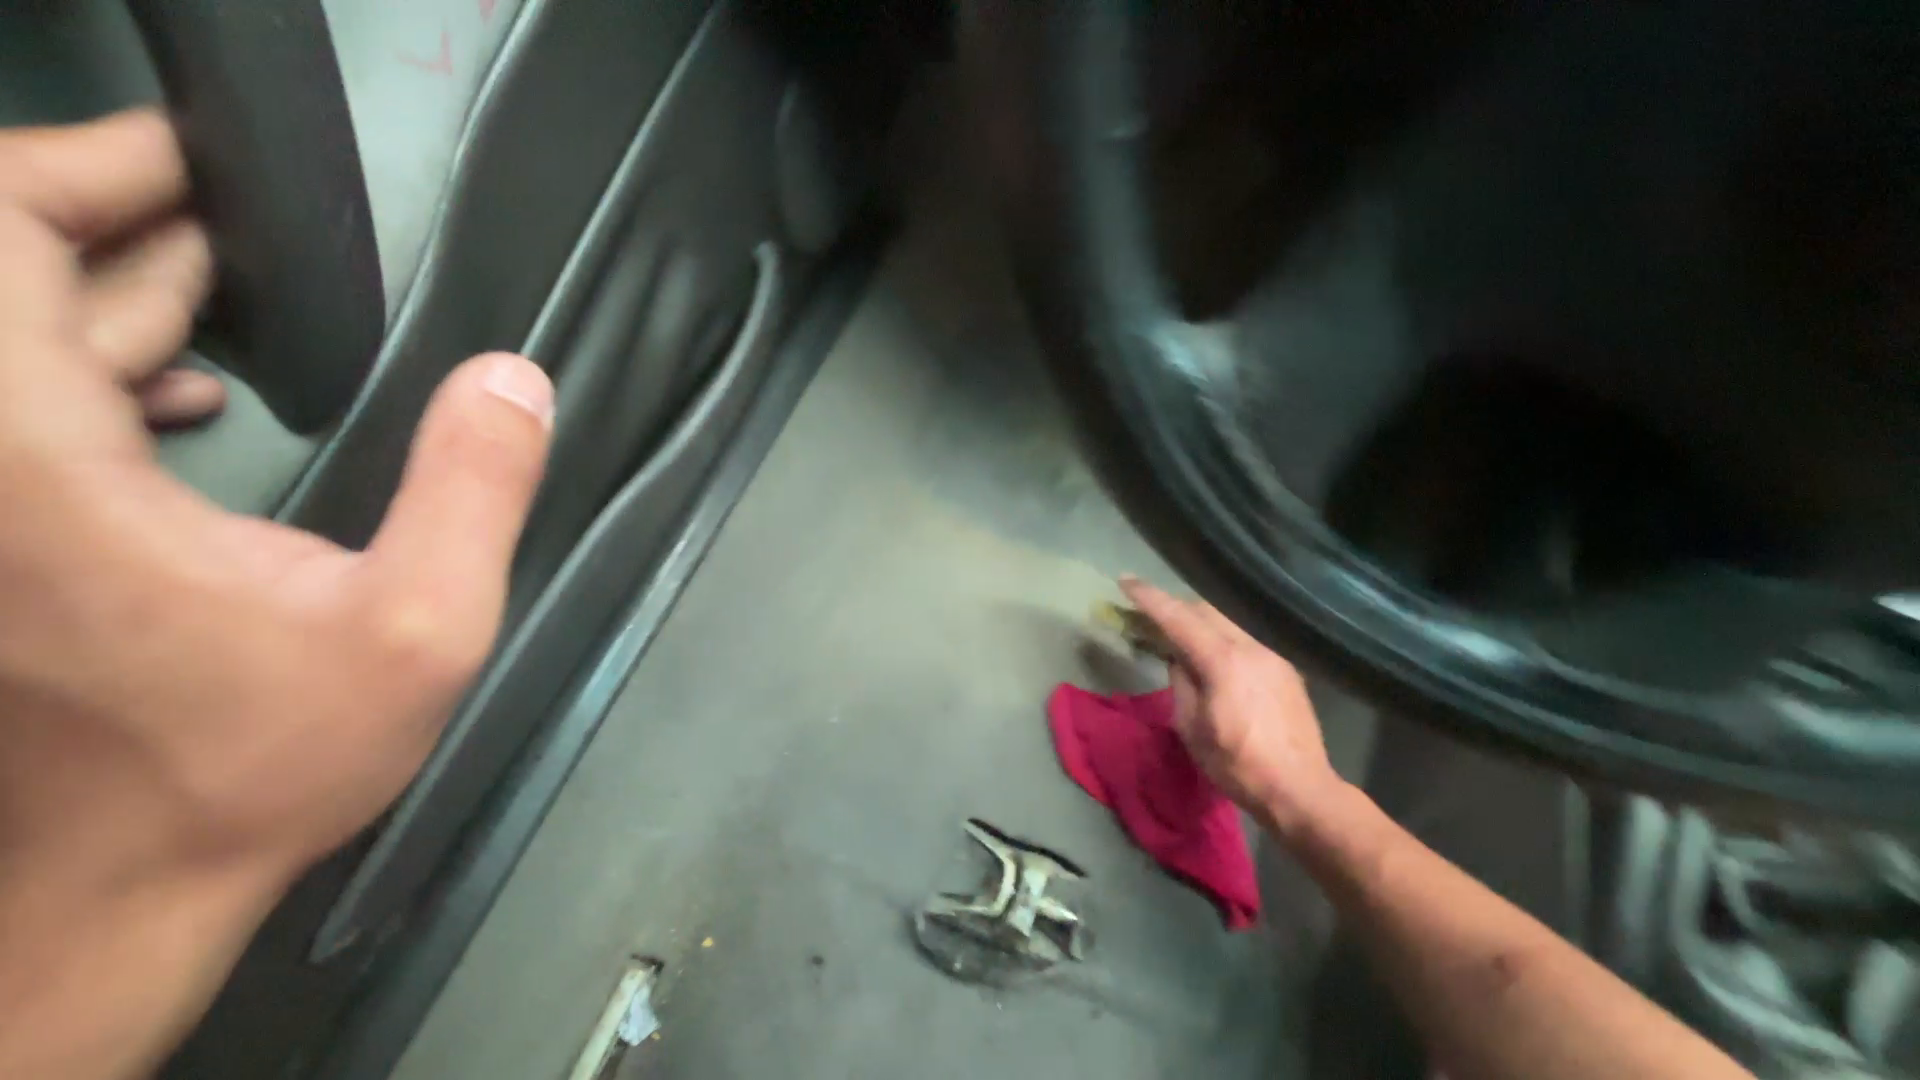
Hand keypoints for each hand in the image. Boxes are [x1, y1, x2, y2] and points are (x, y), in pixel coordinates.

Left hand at [0, 109, 552, 898]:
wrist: (108, 890)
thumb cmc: (261, 763)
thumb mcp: (421, 627)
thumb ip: (475, 490)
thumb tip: (514, 379)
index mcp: (32, 463)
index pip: (2, 241)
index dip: (93, 170)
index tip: (204, 164)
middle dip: (119, 220)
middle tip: (246, 216)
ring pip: (10, 347)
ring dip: (114, 295)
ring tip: (235, 283)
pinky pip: (15, 413)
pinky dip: (91, 373)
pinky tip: (191, 398)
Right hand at [1120, 576, 1345, 834]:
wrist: (1301, 791)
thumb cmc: (1238, 766)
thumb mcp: (1192, 728)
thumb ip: (1181, 684)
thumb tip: (1179, 660)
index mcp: (1223, 662)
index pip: (1179, 618)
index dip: (1149, 599)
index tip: (1125, 582)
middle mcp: (1250, 648)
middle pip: (1205, 610)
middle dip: (1174, 607)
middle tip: (1147, 615)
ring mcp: (1272, 657)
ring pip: (1227, 624)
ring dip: (1198, 624)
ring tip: (1177, 638)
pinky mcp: (1284, 670)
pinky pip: (1243, 642)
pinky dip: (1220, 641)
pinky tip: (1211, 662)